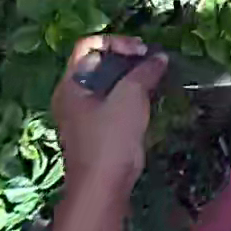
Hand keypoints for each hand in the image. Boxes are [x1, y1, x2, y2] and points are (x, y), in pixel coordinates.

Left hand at [51, 35, 167, 198]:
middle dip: (126, 57)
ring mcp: (84, 114)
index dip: (116, 41)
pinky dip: (130, 94)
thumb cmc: (110, 136)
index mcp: (70, 85)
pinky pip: (114, 101)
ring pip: (108, 82)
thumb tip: (160, 58)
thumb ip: (146, 70)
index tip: (140, 51)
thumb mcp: (130, 94)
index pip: (88, 46)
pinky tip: (150, 95)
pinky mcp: (98, 129)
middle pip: (99, 62)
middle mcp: (72, 97)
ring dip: (131, 76)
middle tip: (150, 60)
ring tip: (154, 76)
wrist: (104, 188)